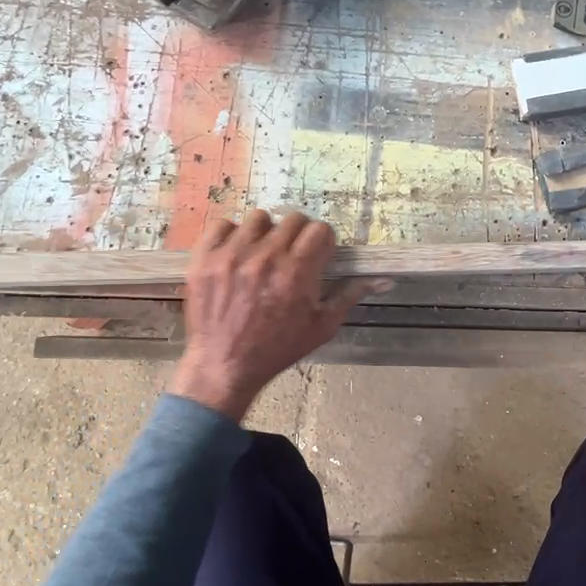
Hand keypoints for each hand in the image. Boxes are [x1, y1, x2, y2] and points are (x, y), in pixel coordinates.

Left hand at [169, 210, 389, 421]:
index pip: (320, 229)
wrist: (224, 367)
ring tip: (263, 252)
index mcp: (298, 272)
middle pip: (293, 219)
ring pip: (258, 218)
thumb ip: (350, 295)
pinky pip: (222, 225)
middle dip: (298, 234)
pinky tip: (237, 253)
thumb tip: (382, 279)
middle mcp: (266, 258)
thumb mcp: (323, 326)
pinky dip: (231, 235)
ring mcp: (232, 256)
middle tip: (293, 253)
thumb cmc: (278, 348)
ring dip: (266, 232)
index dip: (323, 241)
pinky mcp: (204, 260)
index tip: (317, 255)